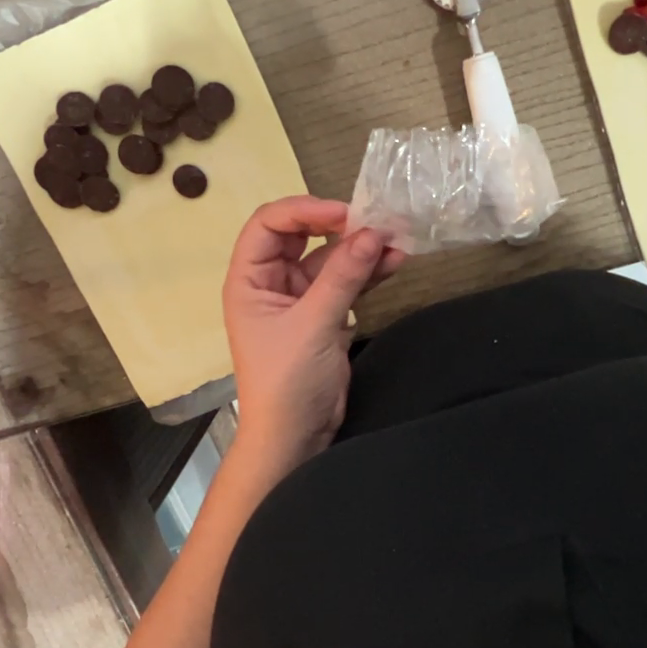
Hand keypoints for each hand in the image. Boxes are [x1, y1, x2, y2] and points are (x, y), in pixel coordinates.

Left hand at [222, 196, 405, 468]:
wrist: (295, 436)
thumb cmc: (287, 381)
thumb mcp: (313, 324)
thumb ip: (342, 276)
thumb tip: (373, 233)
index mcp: (249, 279)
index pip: (269, 224)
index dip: (304, 210)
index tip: (345, 214)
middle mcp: (271, 283)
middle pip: (303, 237)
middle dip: (339, 227)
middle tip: (377, 223)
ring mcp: (300, 300)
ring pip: (330, 261)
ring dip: (361, 251)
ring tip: (397, 241)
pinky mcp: (325, 318)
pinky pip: (346, 284)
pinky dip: (368, 274)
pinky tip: (394, 262)